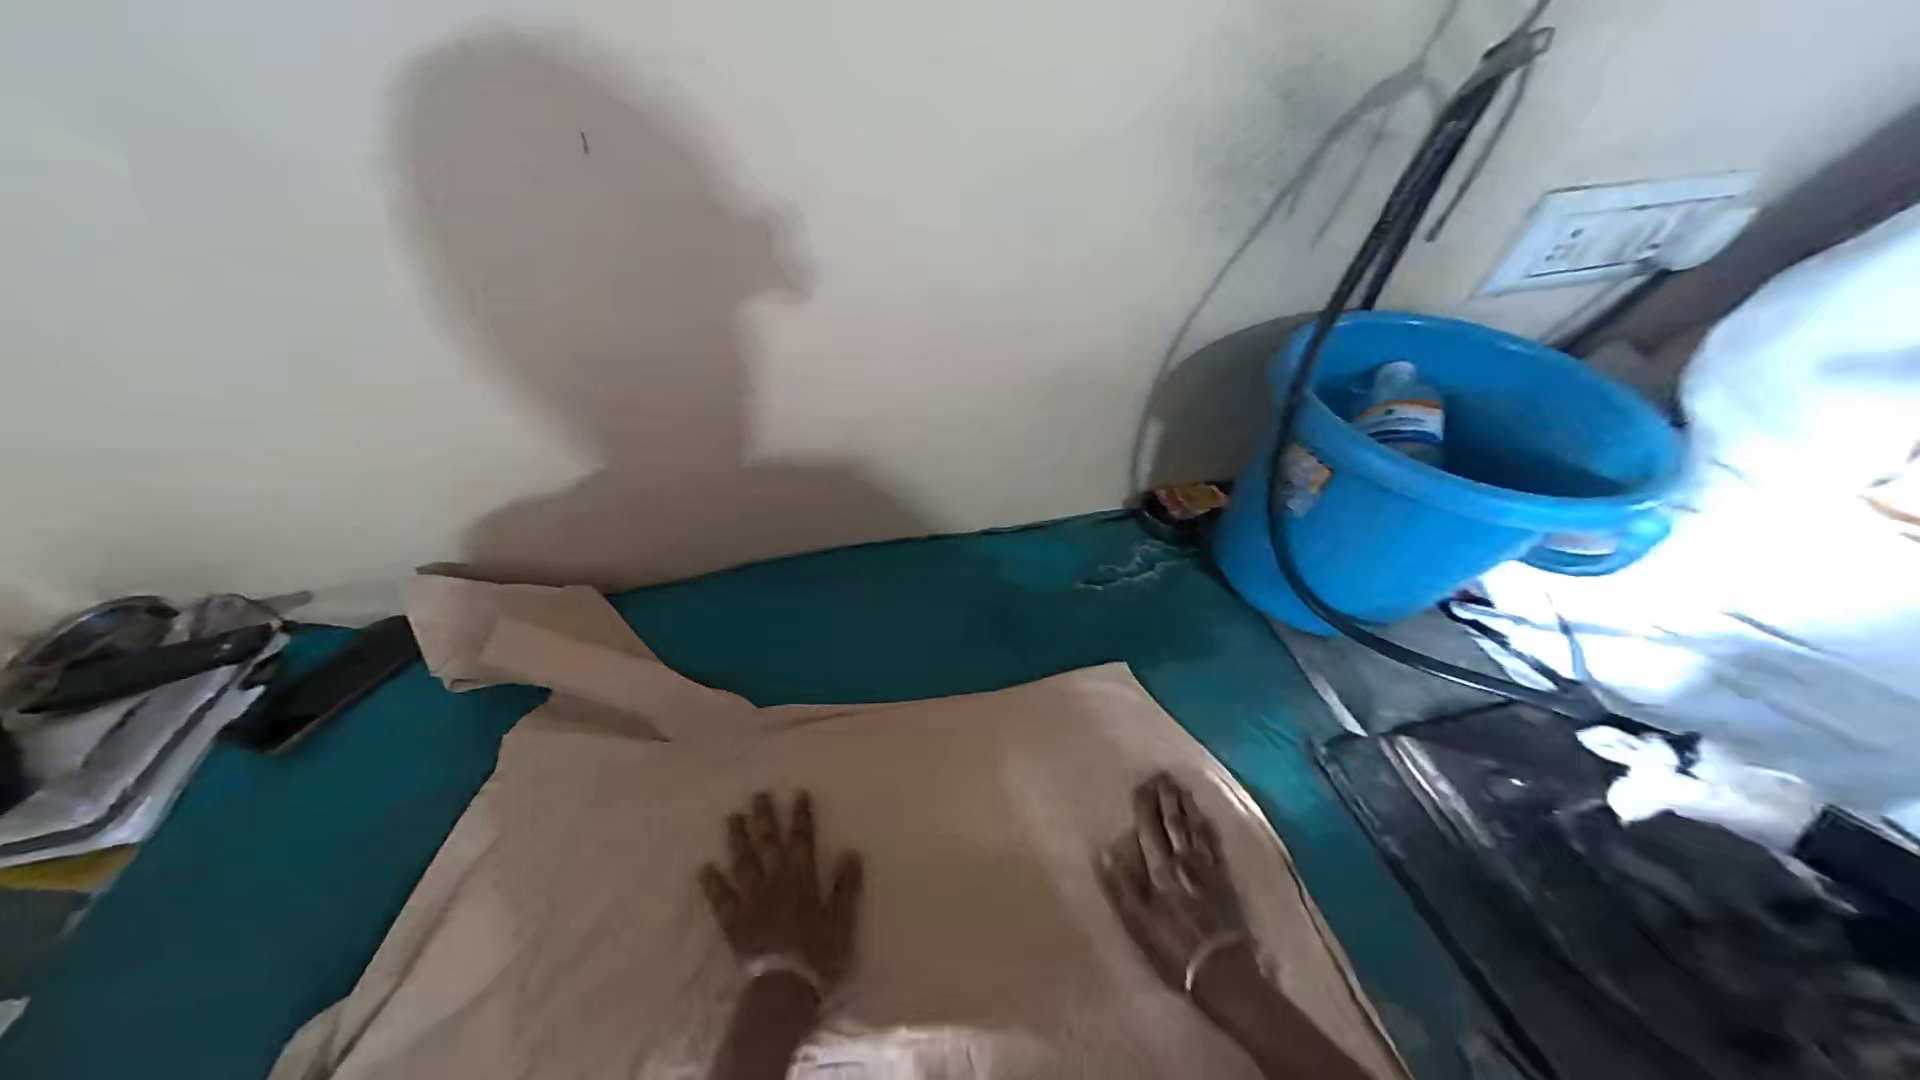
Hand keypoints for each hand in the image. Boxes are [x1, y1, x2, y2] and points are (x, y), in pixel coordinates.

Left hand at [699, 791, 862, 993]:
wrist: (783, 989)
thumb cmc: (818, 956)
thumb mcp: (842, 921)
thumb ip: (845, 887)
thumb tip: (851, 853)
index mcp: (801, 880)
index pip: (802, 841)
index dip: (801, 817)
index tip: (798, 793)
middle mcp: (775, 883)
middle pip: (769, 845)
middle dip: (765, 819)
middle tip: (757, 795)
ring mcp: (751, 902)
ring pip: (744, 864)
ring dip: (738, 840)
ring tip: (732, 818)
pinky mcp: (734, 924)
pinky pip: (721, 900)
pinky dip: (712, 884)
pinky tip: (704, 868)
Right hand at [1098, 771, 1252, 992]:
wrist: (1223, 970)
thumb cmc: (1173, 949)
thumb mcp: (1138, 922)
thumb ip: (1122, 885)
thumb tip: (1106, 850)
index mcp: (1160, 869)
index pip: (1149, 828)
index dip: (1145, 805)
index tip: (1141, 784)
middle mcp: (1183, 861)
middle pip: (1173, 822)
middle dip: (1166, 798)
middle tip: (1162, 775)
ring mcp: (1207, 868)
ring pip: (1195, 827)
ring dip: (1186, 805)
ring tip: (1180, 787)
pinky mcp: (1225, 879)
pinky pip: (1214, 843)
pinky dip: (1208, 826)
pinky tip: (1205, 816)